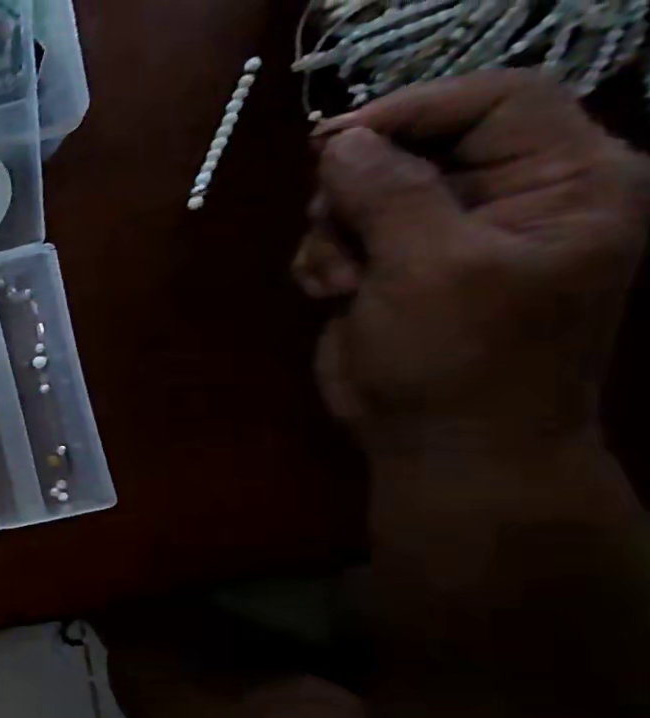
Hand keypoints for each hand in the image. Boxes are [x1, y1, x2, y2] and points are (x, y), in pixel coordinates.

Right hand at [293, 71, 649, 459]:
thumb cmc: (460, 358)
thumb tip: (341, 142)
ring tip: (334, 282)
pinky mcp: (396, 271)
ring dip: (333, 233)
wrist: (444, 443)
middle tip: (327, 228)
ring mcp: (447, 237)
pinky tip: (328, 293)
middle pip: (418, 147)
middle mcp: (509, 196)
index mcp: (565, 178)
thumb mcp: (430, 269)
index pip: (494, 101)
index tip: (329, 142)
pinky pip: (345, 238)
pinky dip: (324, 260)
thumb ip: (391, 195)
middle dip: (357, 189)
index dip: (410, 110)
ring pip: (367, 195)